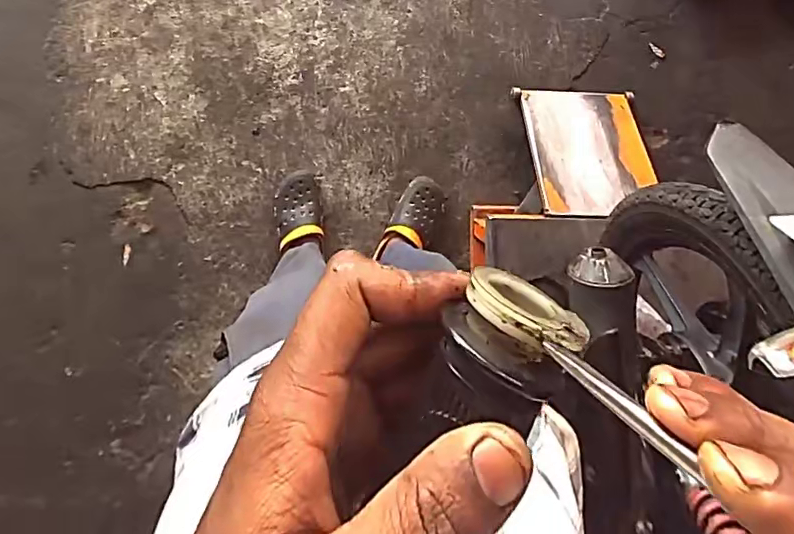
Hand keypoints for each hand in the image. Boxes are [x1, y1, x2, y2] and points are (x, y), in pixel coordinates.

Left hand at [196, 252, 533, 533]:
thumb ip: (419, 510)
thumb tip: (499, 450)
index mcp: (292, 406)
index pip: (348, 292)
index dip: (411, 283)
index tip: (469, 301)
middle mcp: (306, 408)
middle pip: (378, 324)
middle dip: (441, 322)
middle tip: (502, 339)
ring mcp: (324, 440)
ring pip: (391, 369)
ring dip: (445, 365)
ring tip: (498, 375)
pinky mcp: (339, 474)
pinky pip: (395, 417)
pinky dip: (437, 410)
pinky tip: (470, 429)